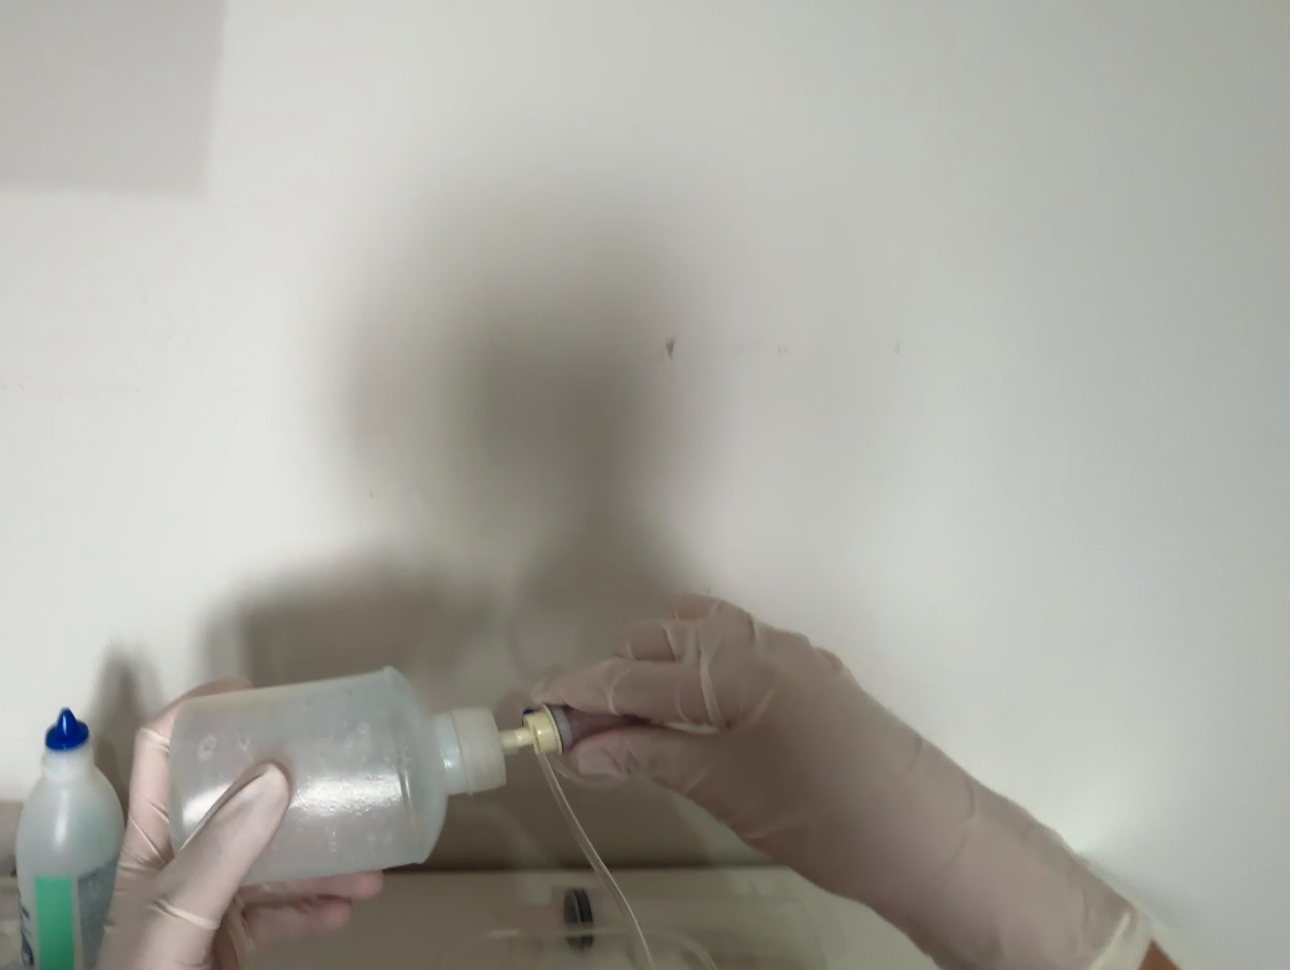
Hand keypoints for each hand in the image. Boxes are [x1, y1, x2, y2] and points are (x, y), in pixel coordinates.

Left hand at [99, 680, 383, 969]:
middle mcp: (180, 853)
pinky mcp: (227, 936)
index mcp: (152, 832)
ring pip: (267, 857)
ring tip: (367, 866)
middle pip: (230, 794)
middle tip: (330, 769)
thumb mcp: (178, 911)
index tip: (255, 697)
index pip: (162, 748)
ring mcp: (205, 895)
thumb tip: (276, 774)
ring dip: (318, 859)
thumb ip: (224, 850)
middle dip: (284, 783)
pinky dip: (311, 909)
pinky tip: (345, 907)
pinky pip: (277, 911)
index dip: (200, 710)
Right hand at [534, 596, 1149, 969]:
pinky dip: (693, 658)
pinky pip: (728, 636)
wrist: (944, 848)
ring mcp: (782, 645)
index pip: (630, 676)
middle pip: (651, 640)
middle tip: (587, 727)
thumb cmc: (827, 821)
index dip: (574, 690)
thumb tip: (577, 752)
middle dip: (610, 676)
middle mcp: (751, 640)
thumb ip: (644, 756)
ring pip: (688, 626)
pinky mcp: (802, 662)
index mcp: (730, 668)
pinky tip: (694, 700)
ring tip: (639, 710)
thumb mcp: (724, 790)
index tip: (531, 703)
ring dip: (651, 659)